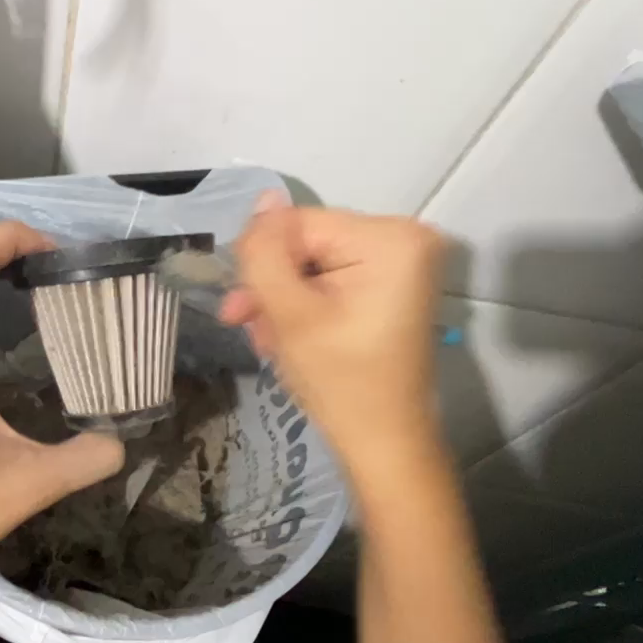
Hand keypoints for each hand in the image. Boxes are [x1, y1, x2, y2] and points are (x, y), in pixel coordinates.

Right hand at [218, 193, 447, 471]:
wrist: (383, 443)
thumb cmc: (340, 382)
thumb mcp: (290, 315)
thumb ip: (266, 255)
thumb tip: (262, 199)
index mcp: (390, 240)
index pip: (299, 225)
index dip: (261, 263)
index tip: (237, 310)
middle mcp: (405, 239)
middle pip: (307, 244)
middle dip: (271, 286)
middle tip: (246, 327)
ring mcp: (402, 263)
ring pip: (312, 265)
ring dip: (281, 301)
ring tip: (268, 341)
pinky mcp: (392, 286)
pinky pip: (331, 280)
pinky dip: (304, 307)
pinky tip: (288, 337)